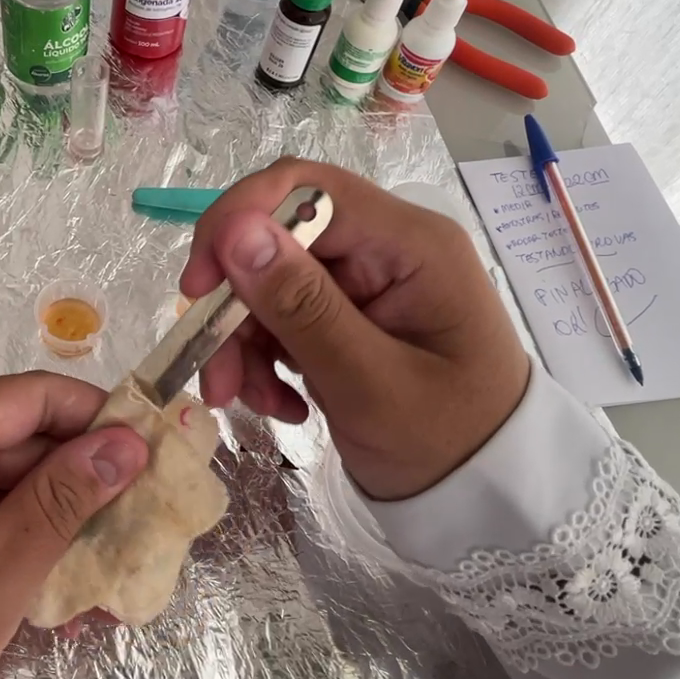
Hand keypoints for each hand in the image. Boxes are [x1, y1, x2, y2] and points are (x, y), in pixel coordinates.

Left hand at [0, 373, 148, 678]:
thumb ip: (63, 501)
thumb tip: (127, 441)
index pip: (30, 396)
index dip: (96, 417)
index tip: (150, 454)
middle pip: (13, 432)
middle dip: (75, 474)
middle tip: (136, 520)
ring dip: (45, 510)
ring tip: (100, 559)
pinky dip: (5, 528)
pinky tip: (43, 573)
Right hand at [181, 158, 530, 498]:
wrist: (481, 490)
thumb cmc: (447, 440)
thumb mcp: (369, 382)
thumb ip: (303, 306)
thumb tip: (234, 230)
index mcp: (408, 243)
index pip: (304, 188)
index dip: (237, 223)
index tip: (197, 289)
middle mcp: (382, 248)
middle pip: (275, 241)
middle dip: (234, 305)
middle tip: (213, 373)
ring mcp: (362, 283)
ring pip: (266, 285)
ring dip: (242, 343)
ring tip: (252, 403)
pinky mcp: (343, 315)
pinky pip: (278, 319)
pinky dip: (262, 360)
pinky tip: (282, 405)